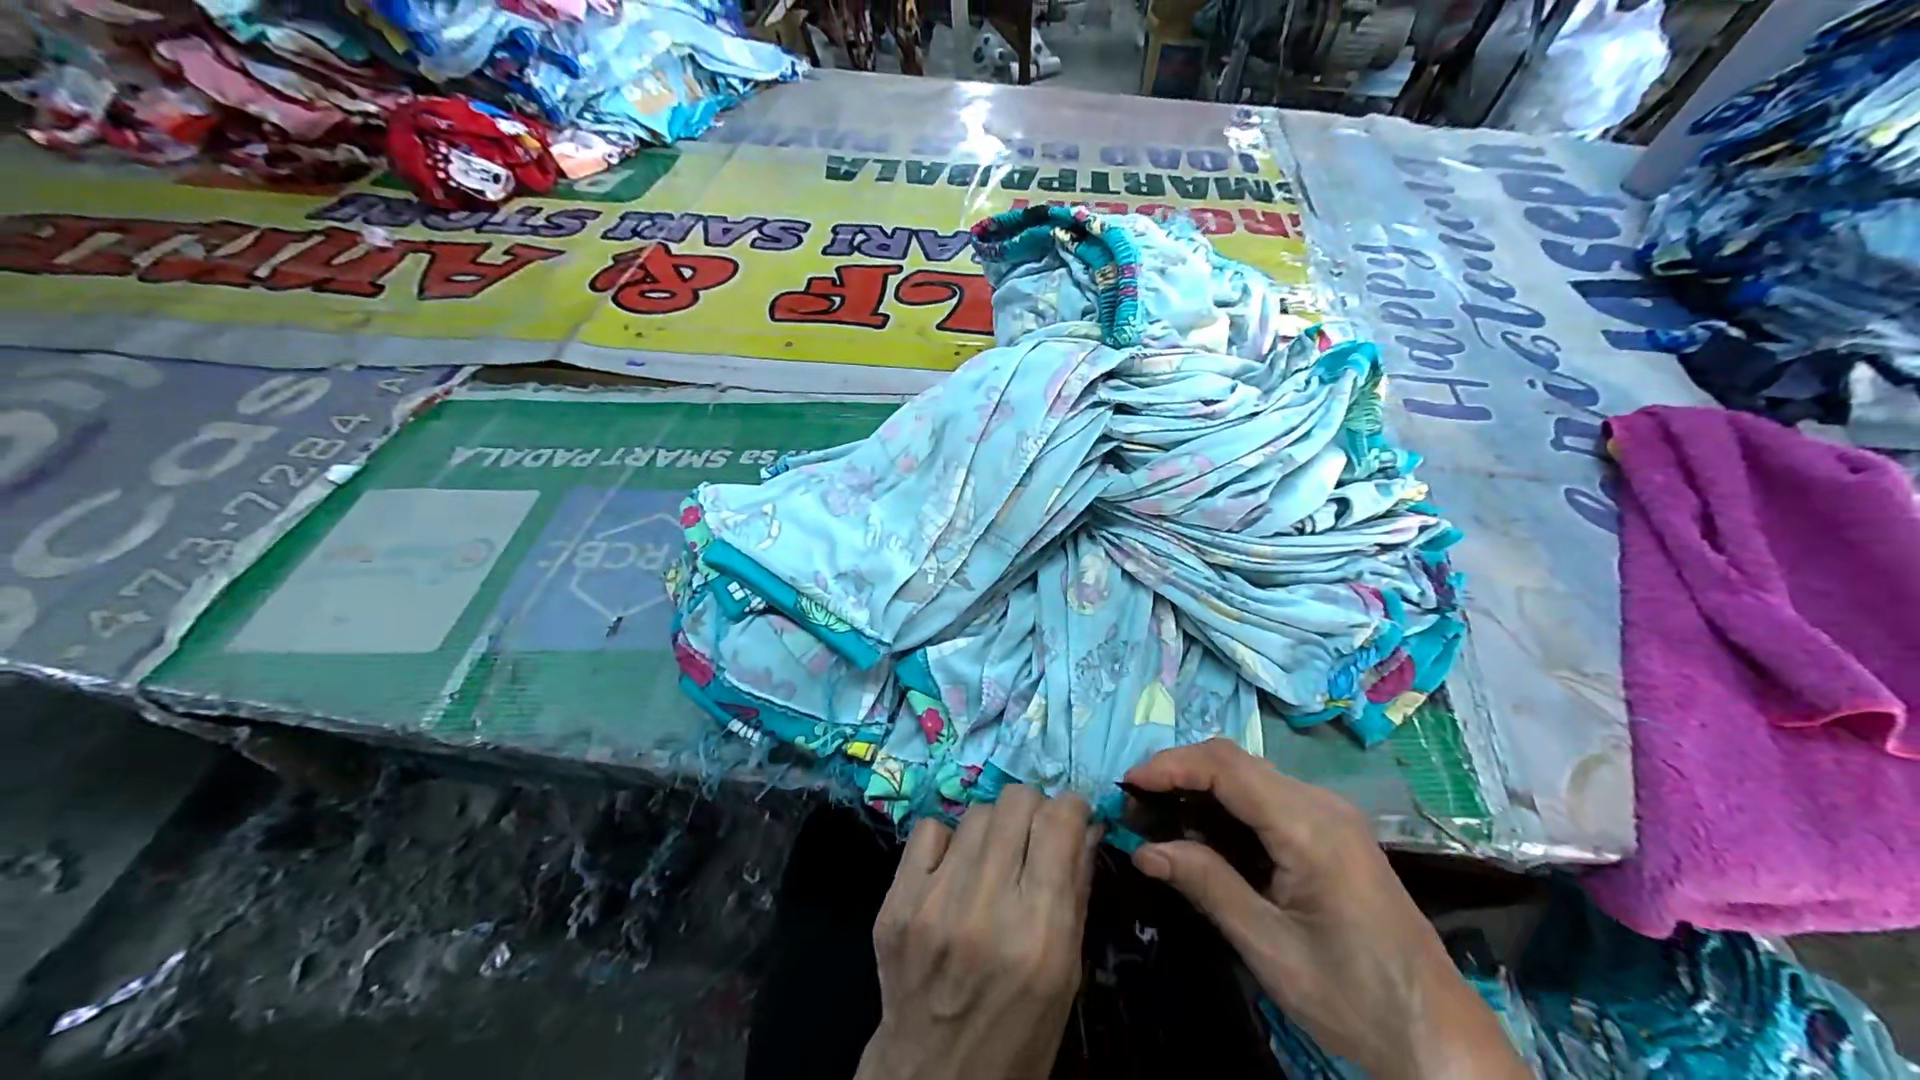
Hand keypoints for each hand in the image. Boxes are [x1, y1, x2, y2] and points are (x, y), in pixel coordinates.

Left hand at [855, 785, 1098, 1079]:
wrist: (934, 1079)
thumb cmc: (1018, 1035)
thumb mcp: (1067, 974)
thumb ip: (1077, 891)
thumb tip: (1086, 824)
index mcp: (1039, 930)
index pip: (1059, 822)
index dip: (1071, 807)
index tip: (1072, 817)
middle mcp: (985, 906)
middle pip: (1015, 801)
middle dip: (1033, 811)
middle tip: (1032, 837)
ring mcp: (934, 902)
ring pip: (975, 811)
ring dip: (993, 828)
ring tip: (992, 860)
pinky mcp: (896, 902)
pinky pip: (929, 829)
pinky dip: (948, 842)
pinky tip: (953, 872)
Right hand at [1125, 739, 1527, 1079]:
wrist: (1438, 1038)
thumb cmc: (1354, 996)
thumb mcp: (1269, 947)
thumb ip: (1206, 885)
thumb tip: (1144, 849)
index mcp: (1310, 827)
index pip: (1226, 767)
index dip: (1170, 765)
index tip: (1126, 785)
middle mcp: (1322, 805)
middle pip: (1236, 760)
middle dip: (1178, 770)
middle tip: (1134, 803)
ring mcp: (1331, 815)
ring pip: (1249, 775)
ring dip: (1199, 784)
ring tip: (1156, 814)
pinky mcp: (1332, 832)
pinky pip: (1266, 797)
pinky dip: (1224, 801)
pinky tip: (1202, 830)